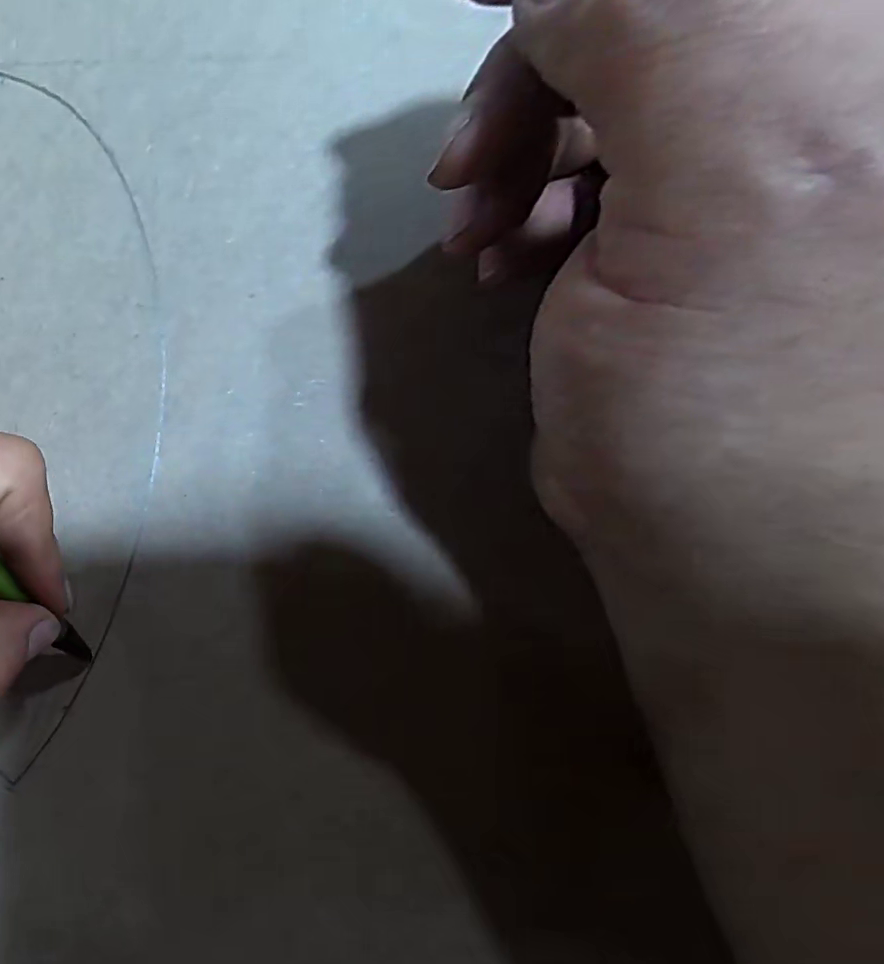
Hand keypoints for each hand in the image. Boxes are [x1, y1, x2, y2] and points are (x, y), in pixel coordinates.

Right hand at [431, 4, 883, 963]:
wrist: (776, 556)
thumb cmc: (761, 395)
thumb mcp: (742, 177)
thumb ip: (669, 23)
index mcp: (873, 66)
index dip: (570, 11)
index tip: (475, 55)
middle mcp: (859, 94)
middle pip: (669, 16)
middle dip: (546, 81)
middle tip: (472, 177)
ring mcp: (804, 156)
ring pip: (642, 80)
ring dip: (539, 147)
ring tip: (493, 236)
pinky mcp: (735, 223)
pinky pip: (628, 153)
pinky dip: (553, 191)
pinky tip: (522, 252)